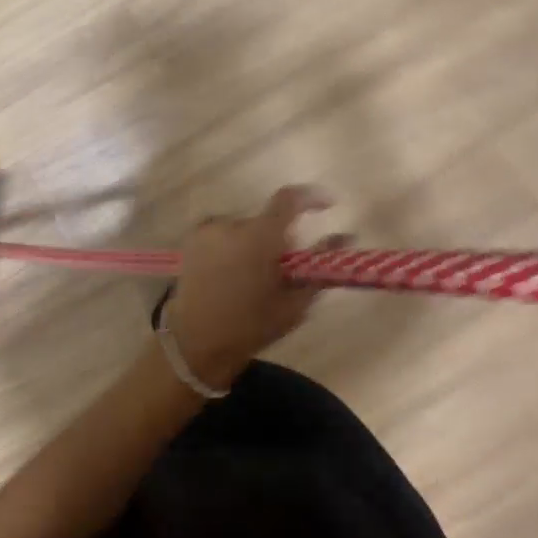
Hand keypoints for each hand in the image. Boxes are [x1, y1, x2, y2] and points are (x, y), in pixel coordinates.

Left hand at [162, 186, 345, 388]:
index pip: (288, 199)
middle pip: (265, 222)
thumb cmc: (250, 325)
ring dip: (254, 245)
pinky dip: (233, 248)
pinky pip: (223, 236)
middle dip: (278, 240)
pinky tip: (230, 276)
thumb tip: (345, 237)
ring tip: (252, 280)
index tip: (328, 205)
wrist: (195, 340)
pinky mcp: (191, 239)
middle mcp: (231, 224)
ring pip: (244, 230)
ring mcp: (207, 229)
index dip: (311, 197)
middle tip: (283, 272)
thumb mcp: (294, 303)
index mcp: (259, 236)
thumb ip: (320, 267)